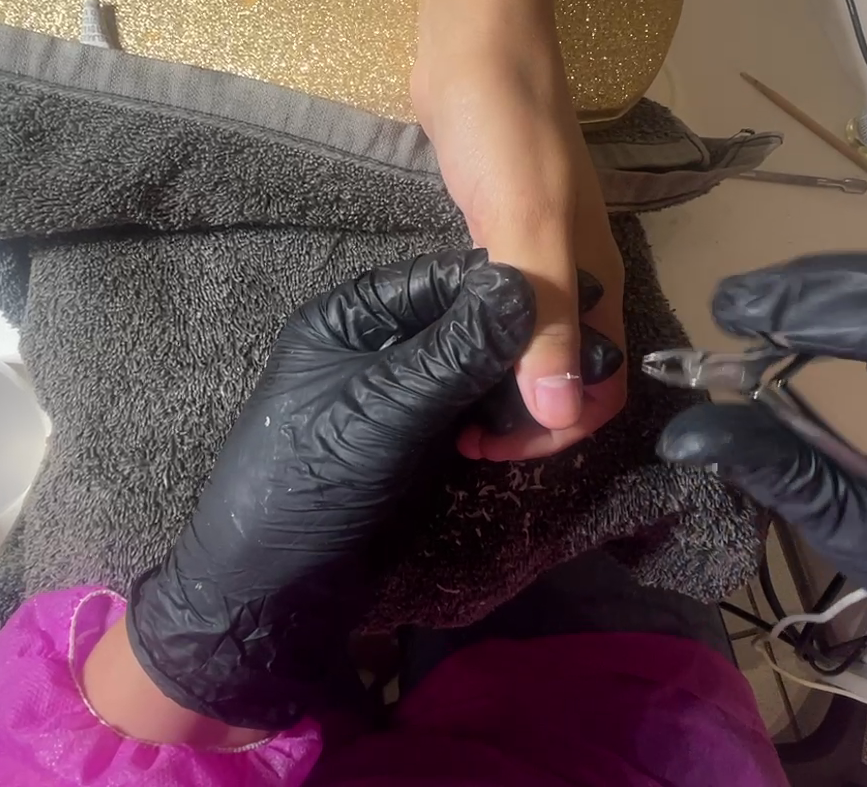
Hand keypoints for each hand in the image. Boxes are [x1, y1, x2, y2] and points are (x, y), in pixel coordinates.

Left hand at [125, 250, 533, 728]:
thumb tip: (525, 287)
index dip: (510, 291)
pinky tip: (531, 437)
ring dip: (519, 388)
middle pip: (470, 321)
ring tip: (560, 416)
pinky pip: (477, 407)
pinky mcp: (424, 430)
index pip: (446, 280)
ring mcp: (406, 386)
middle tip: (587, 371)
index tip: (580, 305)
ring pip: (481, 367)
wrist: (278, 586)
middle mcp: (384, 339)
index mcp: (355, 313)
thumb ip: (455, 352)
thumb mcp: (383, 409)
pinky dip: (506, 418)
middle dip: (521, 346)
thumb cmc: (311, 479)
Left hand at [413, 44, 626, 461]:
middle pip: (567, 370)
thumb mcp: (526, 224)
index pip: (602, 382)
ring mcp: (534, 253)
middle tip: (464, 436)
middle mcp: (573, 275)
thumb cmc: (506, 131)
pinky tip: (445, 346)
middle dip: (528, 416)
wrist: (472, 51)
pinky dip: (483, 340)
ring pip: (534, 342)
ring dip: (503, 381)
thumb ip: (542, 315)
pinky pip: (501, 308)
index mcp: (594, 279)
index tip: (499, 446)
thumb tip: (557, 411)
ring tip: (450, 406)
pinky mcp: (497, 235)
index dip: (561, 426)